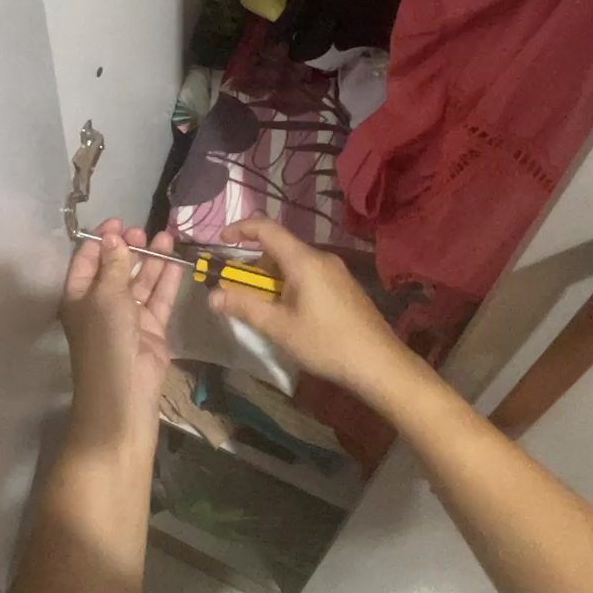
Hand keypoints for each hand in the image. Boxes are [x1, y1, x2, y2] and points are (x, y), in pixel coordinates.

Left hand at [59, 218, 183, 451]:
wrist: (125, 391)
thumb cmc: (105, 339)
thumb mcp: (105, 297)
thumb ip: (114, 266)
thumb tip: (113, 238)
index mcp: (79, 297)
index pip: (87, 261)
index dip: (100, 240)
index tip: (117, 222)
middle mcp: (101, 304)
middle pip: (115, 269)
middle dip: (128, 248)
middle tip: (142, 232)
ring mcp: (128, 317)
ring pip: (140, 282)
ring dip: (151, 260)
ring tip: (164, 238)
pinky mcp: (151, 327)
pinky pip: (159, 298)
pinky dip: (167, 280)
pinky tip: (176, 260)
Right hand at [205, 215, 410, 394]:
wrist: (380, 364)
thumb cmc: (326, 343)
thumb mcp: (279, 327)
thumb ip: (244, 307)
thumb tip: (212, 295)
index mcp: (303, 260)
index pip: (266, 228)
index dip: (240, 229)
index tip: (221, 242)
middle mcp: (321, 258)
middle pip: (279, 248)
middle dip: (253, 265)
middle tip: (236, 289)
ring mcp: (337, 272)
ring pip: (294, 264)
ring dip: (271, 279)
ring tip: (260, 307)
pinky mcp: (345, 287)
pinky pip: (309, 275)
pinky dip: (290, 285)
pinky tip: (289, 314)